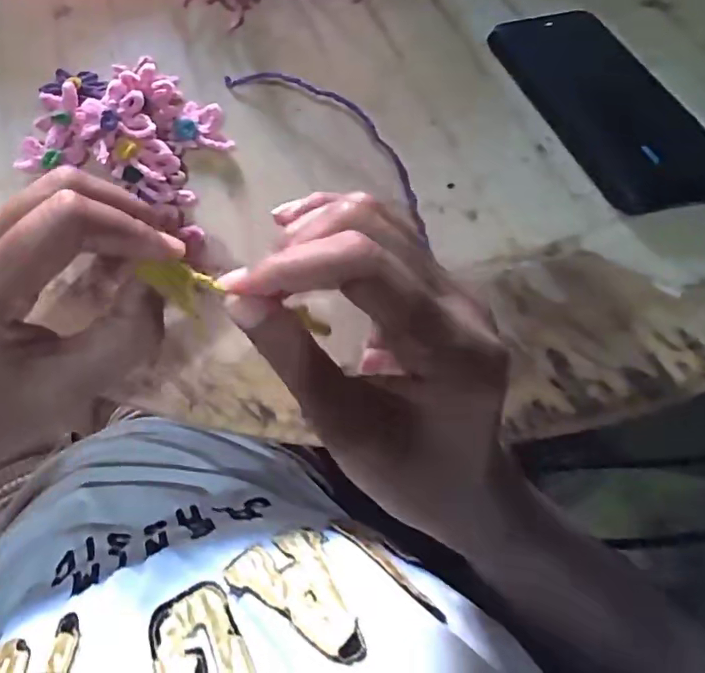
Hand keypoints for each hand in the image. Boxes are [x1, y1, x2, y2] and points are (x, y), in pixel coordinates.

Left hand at [0, 168, 185, 482]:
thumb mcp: (65, 392)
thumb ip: (121, 336)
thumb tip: (158, 276)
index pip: (63, 219)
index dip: (125, 226)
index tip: (170, 253)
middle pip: (54, 191)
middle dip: (119, 208)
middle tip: (165, 236)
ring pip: (46, 193)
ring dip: (103, 209)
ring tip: (145, 239)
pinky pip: (35, 212)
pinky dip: (82, 221)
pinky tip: (110, 248)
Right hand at [217, 192, 517, 547]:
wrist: (467, 489)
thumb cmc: (406, 473)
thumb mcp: (341, 427)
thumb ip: (291, 356)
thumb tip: (236, 298)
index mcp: (449, 344)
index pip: (367, 265)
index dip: (296, 265)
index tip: (240, 287)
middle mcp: (459, 299)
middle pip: (371, 227)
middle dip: (300, 245)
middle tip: (255, 284)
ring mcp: (452, 284)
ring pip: (377, 216)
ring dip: (313, 226)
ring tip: (271, 260)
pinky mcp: (434, 280)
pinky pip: (382, 228)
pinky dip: (332, 222)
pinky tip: (296, 231)